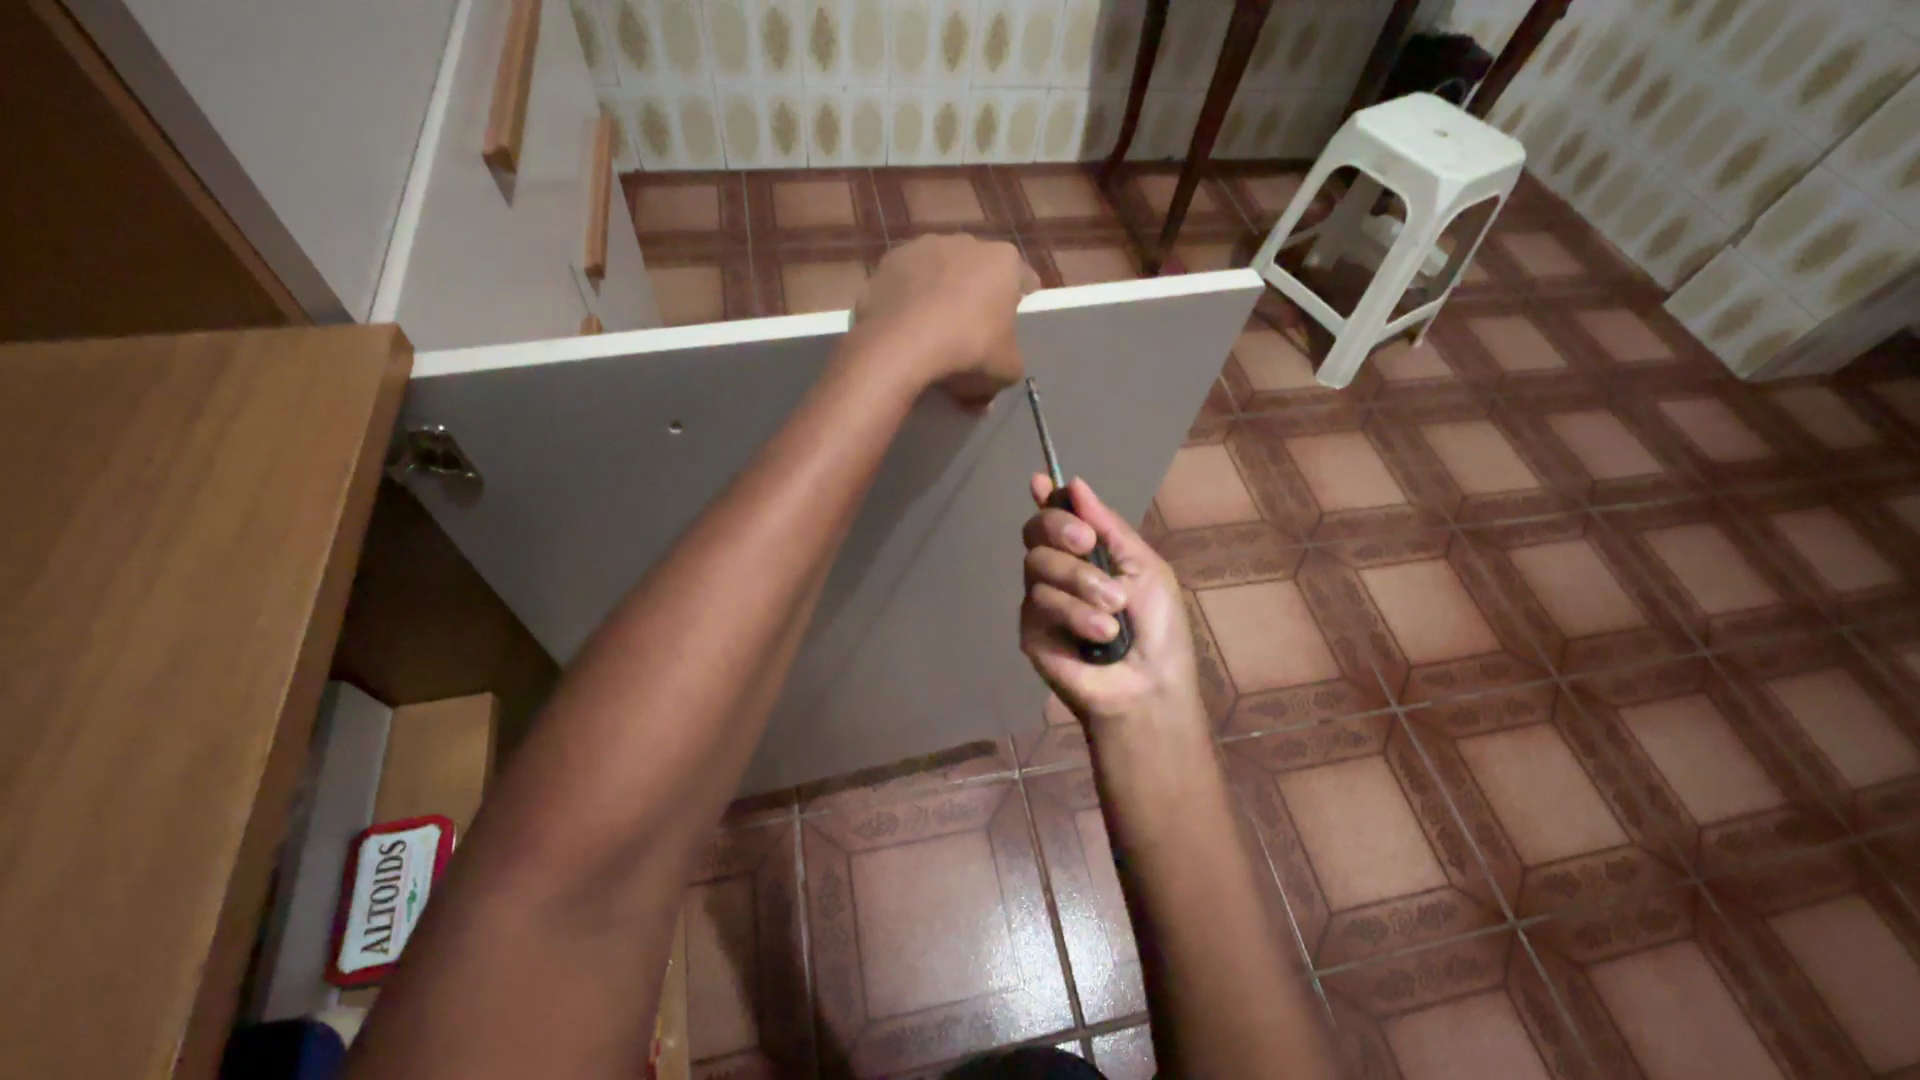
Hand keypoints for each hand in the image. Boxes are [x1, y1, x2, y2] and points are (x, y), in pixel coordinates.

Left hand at [851, 234, 1039, 408]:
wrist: (900, 348)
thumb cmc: (967, 351)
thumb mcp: (1005, 373)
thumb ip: (1007, 369)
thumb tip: (987, 390)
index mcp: (1004, 261)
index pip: (1024, 280)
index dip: (1020, 304)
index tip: (1012, 325)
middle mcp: (966, 242)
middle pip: (978, 271)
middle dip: (977, 295)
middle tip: (971, 330)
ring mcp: (923, 246)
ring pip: (940, 271)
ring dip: (940, 292)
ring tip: (932, 329)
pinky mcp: (888, 261)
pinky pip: (906, 282)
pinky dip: (908, 298)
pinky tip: (904, 326)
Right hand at [1018, 475, 1206, 736]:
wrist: (1151, 685)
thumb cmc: (1159, 629)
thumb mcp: (1145, 568)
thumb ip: (1108, 527)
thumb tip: (1074, 483)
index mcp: (1088, 555)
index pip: (1057, 516)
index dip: (1046, 498)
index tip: (1040, 481)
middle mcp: (1059, 572)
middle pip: (1035, 530)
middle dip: (1060, 529)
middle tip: (1086, 545)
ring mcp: (1041, 601)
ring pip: (1037, 564)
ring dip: (1081, 583)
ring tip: (1114, 610)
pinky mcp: (1031, 631)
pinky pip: (1039, 602)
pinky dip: (1073, 613)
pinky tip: (1100, 633)